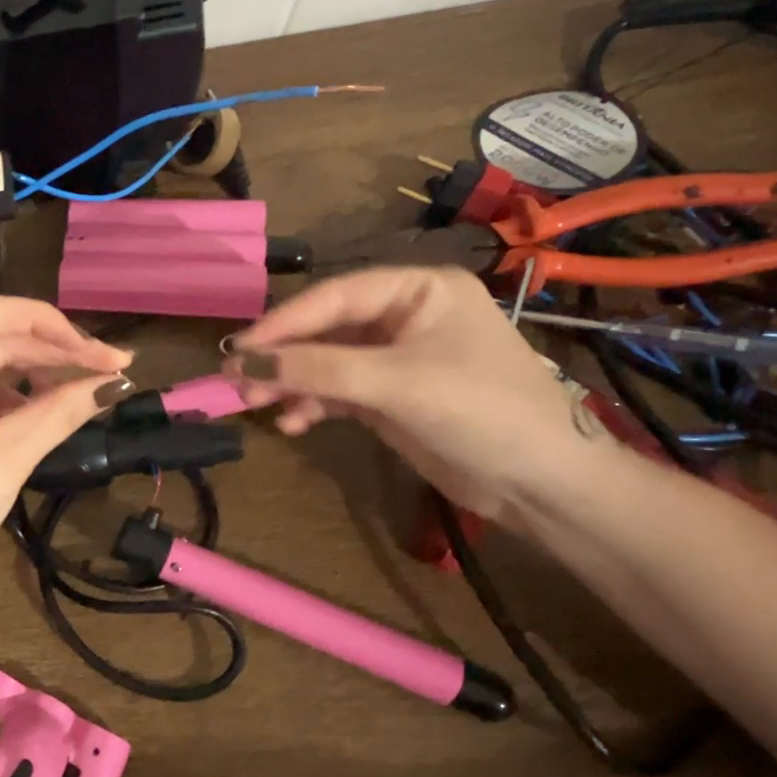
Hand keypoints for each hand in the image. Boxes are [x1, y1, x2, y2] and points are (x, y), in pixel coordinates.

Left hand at [0, 292, 133, 599]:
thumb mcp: (9, 455)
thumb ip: (60, 411)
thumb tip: (118, 383)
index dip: (44, 321)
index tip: (93, 346)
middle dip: (53, 346)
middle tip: (113, 364)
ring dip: (43, 366)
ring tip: (96, 379)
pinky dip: (24, 389)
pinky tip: (60, 398)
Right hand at [223, 267, 582, 521]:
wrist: (543, 485)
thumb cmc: (481, 413)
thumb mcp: (395, 384)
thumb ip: (316, 368)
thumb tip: (238, 360)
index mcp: (420, 291)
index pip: (334, 296)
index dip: (282, 322)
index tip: (236, 348)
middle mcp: (404, 315)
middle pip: (324, 328)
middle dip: (281, 356)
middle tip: (234, 379)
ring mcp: (395, 357)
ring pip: (323, 361)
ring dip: (289, 382)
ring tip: (255, 404)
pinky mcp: (388, 395)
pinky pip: (334, 390)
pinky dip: (311, 404)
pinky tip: (292, 423)